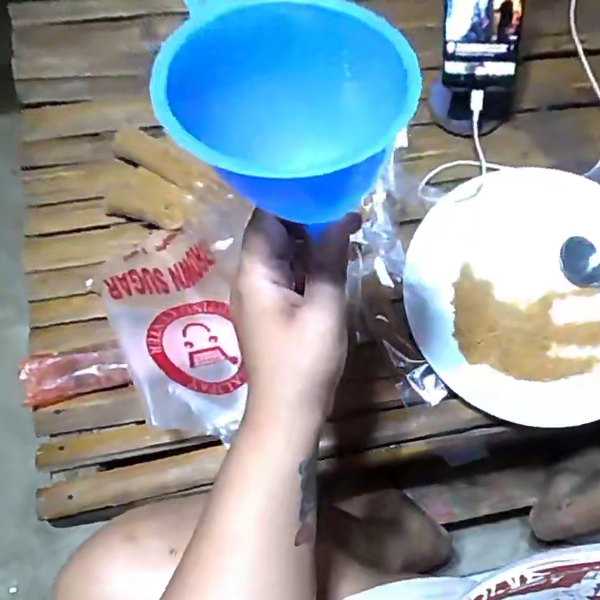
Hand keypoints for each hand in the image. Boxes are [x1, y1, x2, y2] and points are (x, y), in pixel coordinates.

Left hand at [231, 211, 359, 438]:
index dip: (296, 198)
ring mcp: (260, 297)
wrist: (288, 413)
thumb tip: (341, 218)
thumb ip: (330, 261)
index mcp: (256, 272)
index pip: (267, 217)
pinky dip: (311, 266)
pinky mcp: (272, 313)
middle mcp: (250, 278)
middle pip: (275, 234)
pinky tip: (336, 262)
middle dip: (309, 218)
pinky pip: (289, 277)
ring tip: (348, 229)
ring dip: (312, 242)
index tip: (329, 186)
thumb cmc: (304, 362)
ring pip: (284, 255)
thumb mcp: (325, 308)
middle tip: (348, 207)